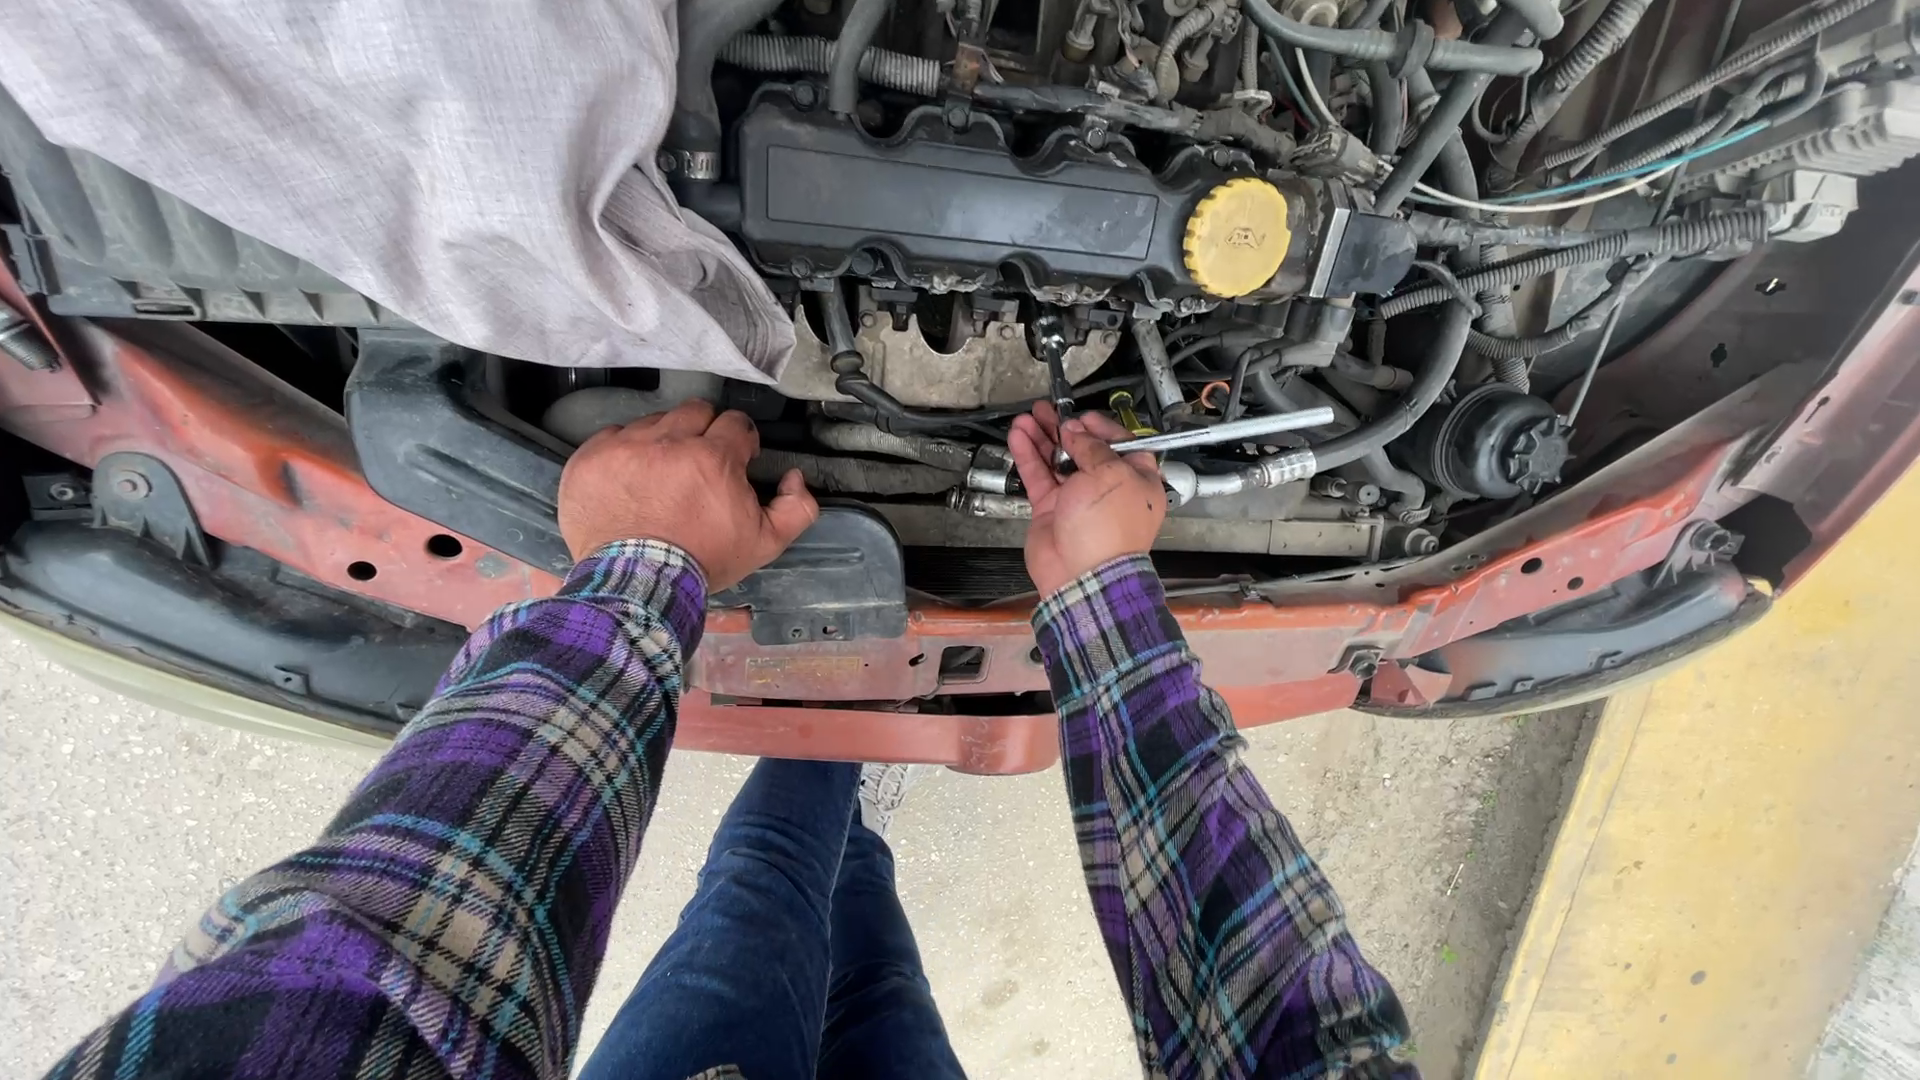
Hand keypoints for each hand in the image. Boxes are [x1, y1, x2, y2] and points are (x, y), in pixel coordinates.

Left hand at [557, 400, 819, 589]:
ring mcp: (626, 447)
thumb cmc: (703, 562)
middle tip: (702, 462)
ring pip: (654, 421)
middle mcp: (669, 441)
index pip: (736, 423)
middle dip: (705, 431)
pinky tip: (633, 480)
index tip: (737, 460)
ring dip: (665, 440)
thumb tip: (795, 478)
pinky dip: (626, 452)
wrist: (636, 584)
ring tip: (663, 474)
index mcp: (715, 457)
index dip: (741, 441)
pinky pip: (613, 436)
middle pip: (696, 411)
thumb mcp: (765, 544)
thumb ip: (796, 508)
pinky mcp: (591, 458)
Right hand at [1007, 402, 1166, 597]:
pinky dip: (1028, 456)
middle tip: (1048, 412)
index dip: (1100, 427)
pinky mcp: (1052, 509)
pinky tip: (1019, 438)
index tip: (1082, 417)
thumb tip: (1076, 432)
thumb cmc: (1109, 533)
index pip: (1120, 443)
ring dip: (1042, 438)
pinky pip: (1039, 476)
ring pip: (1057, 460)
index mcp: (1135, 480)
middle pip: (1084, 449)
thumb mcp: (1110, 474)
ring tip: (1028, 419)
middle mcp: (1108, 489)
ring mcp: (1078, 499)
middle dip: (1064, 428)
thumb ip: (1092, 447)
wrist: (1082, 573)